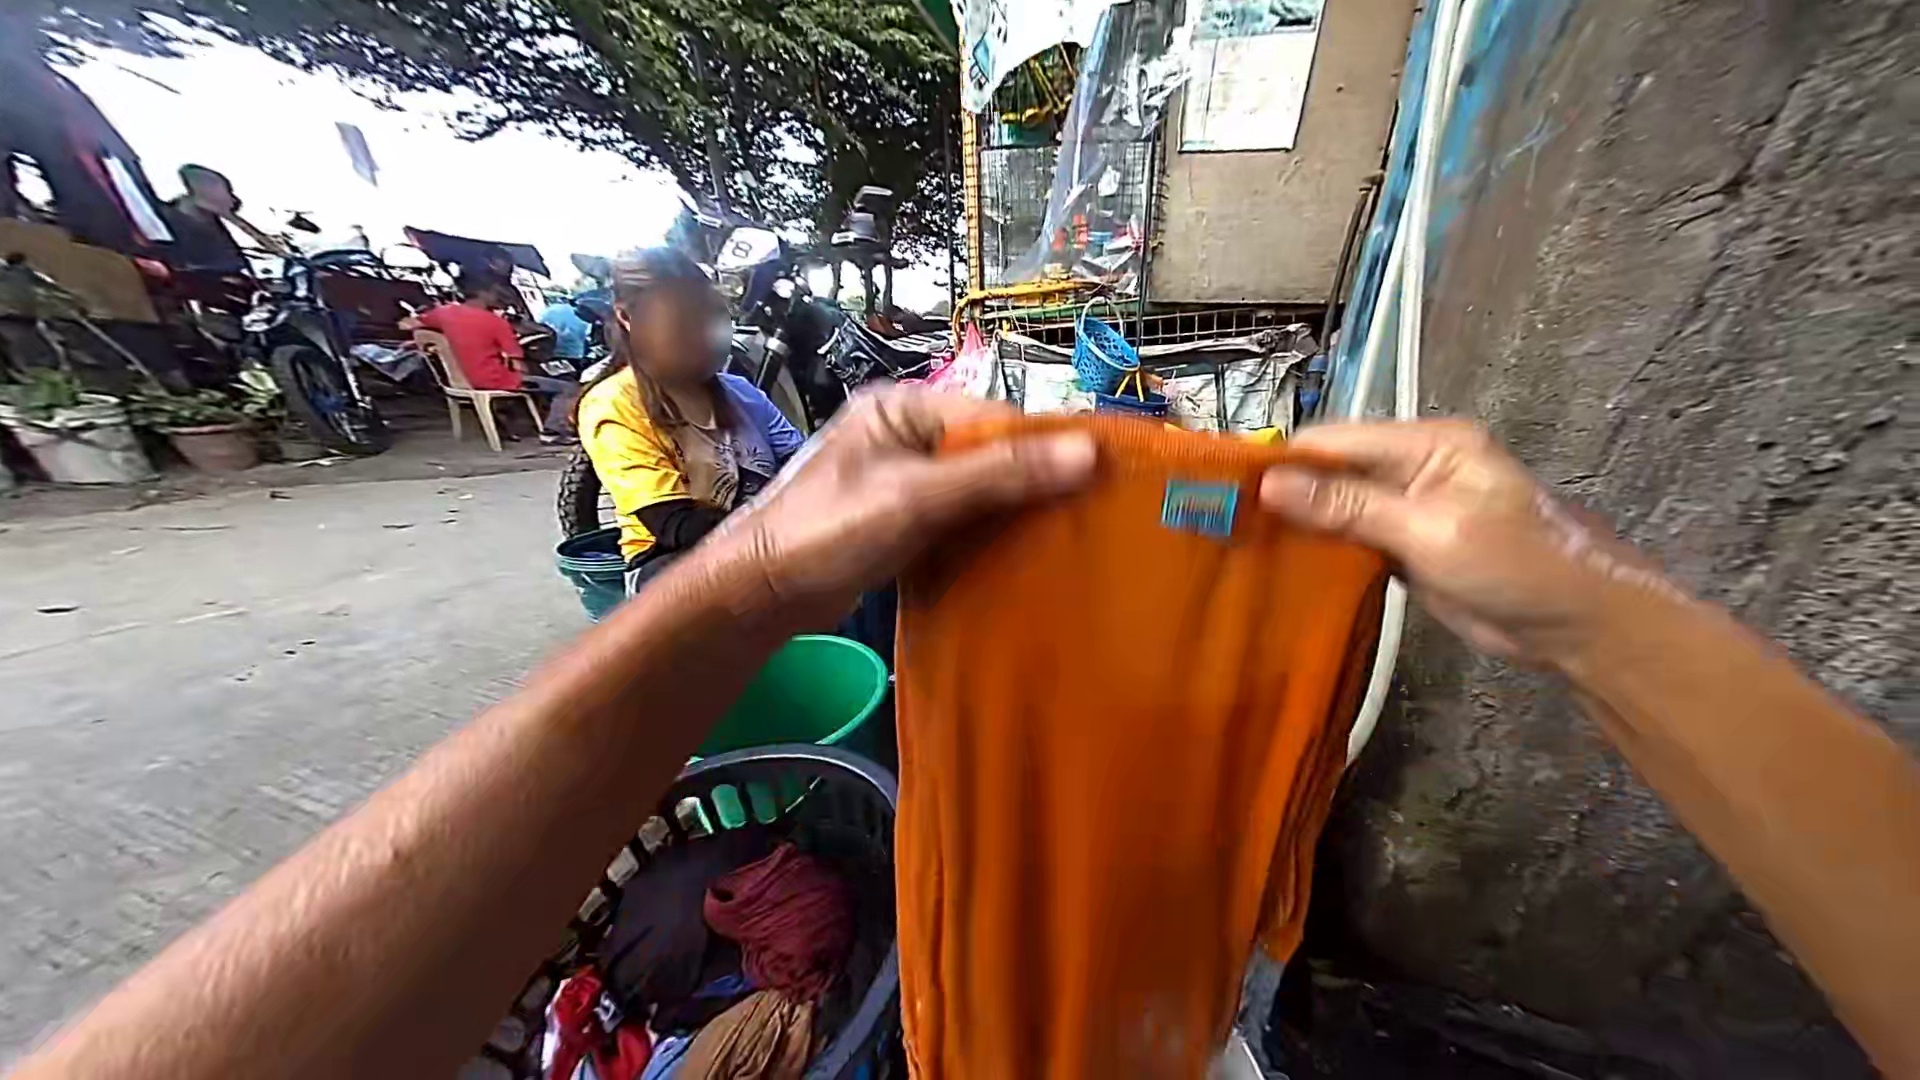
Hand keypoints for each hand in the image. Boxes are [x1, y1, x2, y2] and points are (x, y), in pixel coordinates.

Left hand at [709, 386, 1096, 627]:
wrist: (767, 590)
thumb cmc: (832, 529)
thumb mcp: (919, 496)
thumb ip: (998, 473)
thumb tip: (1086, 452)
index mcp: (905, 407)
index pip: (993, 418)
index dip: (1043, 445)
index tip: (1095, 477)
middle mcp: (907, 434)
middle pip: (988, 451)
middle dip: (1030, 481)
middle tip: (1084, 513)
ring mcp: (905, 476)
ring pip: (976, 486)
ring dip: (1011, 509)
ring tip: (1062, 534)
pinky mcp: (904, 514)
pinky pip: (958, 514)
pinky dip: (985, 529)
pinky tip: (1017, 549)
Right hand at [1259, 420, 1682, 664]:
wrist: (1576, 627)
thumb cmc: (1516, 567)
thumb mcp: (1428, 531)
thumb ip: (1347, 506)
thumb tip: (1270, 483)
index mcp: (1426, 445)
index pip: (1334, 441)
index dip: (1282, 460)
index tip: (1229, 486)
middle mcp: (1408, 466)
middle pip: (1327, 470)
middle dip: (1282, 491)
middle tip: (1228, 516)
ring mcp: (1400, 505)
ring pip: (1329, 503)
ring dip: (1294, 519)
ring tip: (1241, 536)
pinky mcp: (1394, 539)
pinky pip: (1341, 533)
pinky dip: (1313, 543)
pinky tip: (1279, 556)